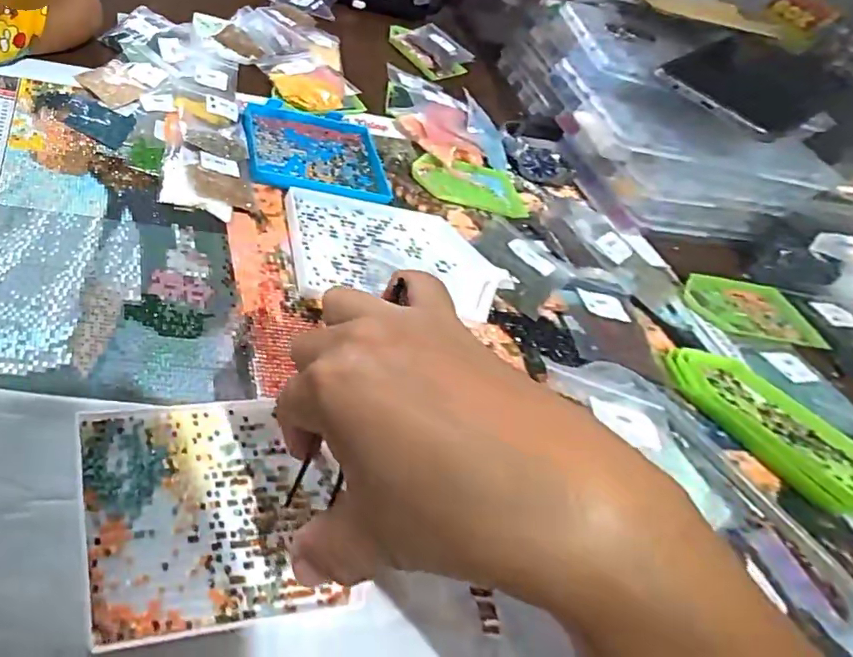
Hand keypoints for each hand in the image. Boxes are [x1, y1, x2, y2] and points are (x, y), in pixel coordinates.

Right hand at [276, 273, 813, 656]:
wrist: (565, 503)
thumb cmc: (452, 517)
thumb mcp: (378, 541)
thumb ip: (327, 548)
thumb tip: (298, 567)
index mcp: (326, 385)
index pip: (287, 404)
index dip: (297, 437)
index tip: (322, 468)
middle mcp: (354, 341)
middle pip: (306, 348)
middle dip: (314, 386)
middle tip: (346, 432)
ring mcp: (404, 324)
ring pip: (343, 303)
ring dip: (341, 332)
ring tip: (367, 374)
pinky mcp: (450, 323)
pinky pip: (418, 285)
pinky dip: (407, 299)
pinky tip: (415, 331)